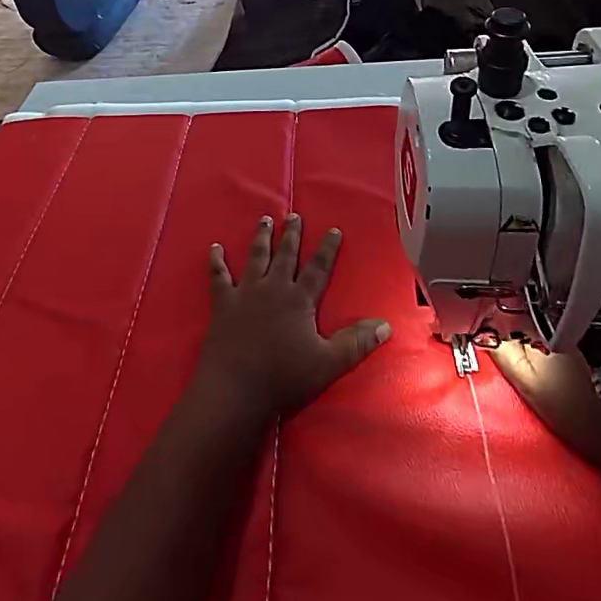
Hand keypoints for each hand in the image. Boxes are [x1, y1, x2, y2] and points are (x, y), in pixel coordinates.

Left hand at [193, 214, 389, 421]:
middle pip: (285, 255)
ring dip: (261, 238)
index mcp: (299, 300)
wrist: (235, 386)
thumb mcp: (328, 363)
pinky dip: (216, 261)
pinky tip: (215, 247)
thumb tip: (385, 325)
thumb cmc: (283, 376)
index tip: (333, 229)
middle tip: (293, 215)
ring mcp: (245, 292)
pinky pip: (219, 275)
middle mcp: (272, 288)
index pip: (318, 268)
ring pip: (256, 257)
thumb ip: (357, 342)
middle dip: (291, 234)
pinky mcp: (223, 302)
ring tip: (264, 219)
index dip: (327, 249)